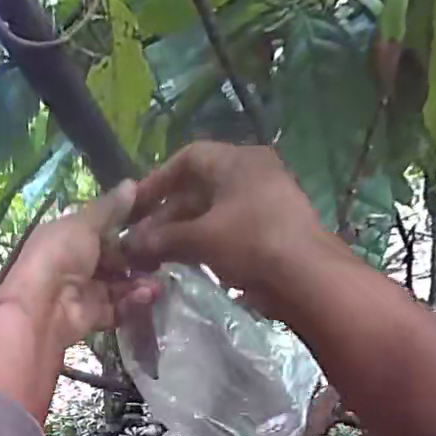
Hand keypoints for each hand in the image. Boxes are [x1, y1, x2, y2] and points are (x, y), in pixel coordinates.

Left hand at [0, 179, 153, 350]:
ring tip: (154, 284)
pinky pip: (116, 308)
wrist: (42, 308)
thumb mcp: (84, 224)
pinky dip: (132, 303)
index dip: (125, 228)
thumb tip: (131, 183)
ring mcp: (82, 292)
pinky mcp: (90, 317)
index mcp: (66, 237)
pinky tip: (145, 296)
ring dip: (138, 283)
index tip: (154, 225)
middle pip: (112, 260)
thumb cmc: (59, 256)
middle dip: (137, 259)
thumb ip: (109, 208)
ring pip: (118, 285)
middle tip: (159, 257)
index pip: (101, 231)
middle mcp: (74, 264)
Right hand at [124, 142, 345, 321]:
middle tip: (137, 241)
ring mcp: (259, 203)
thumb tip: (130, 245)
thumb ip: (161, 238)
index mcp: (237, 161)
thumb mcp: (200, 237)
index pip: (187, 158)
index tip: (132, 206)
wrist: (305, 277)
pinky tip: (178, 262)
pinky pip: (222, 230)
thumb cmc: (251, 241)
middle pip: (195, 189)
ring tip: (151, 257)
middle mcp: (249, 175)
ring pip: (207, 213)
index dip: (155, 181)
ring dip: (177, 233)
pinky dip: (198, 243)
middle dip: (163, 216)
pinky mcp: (264, 231)